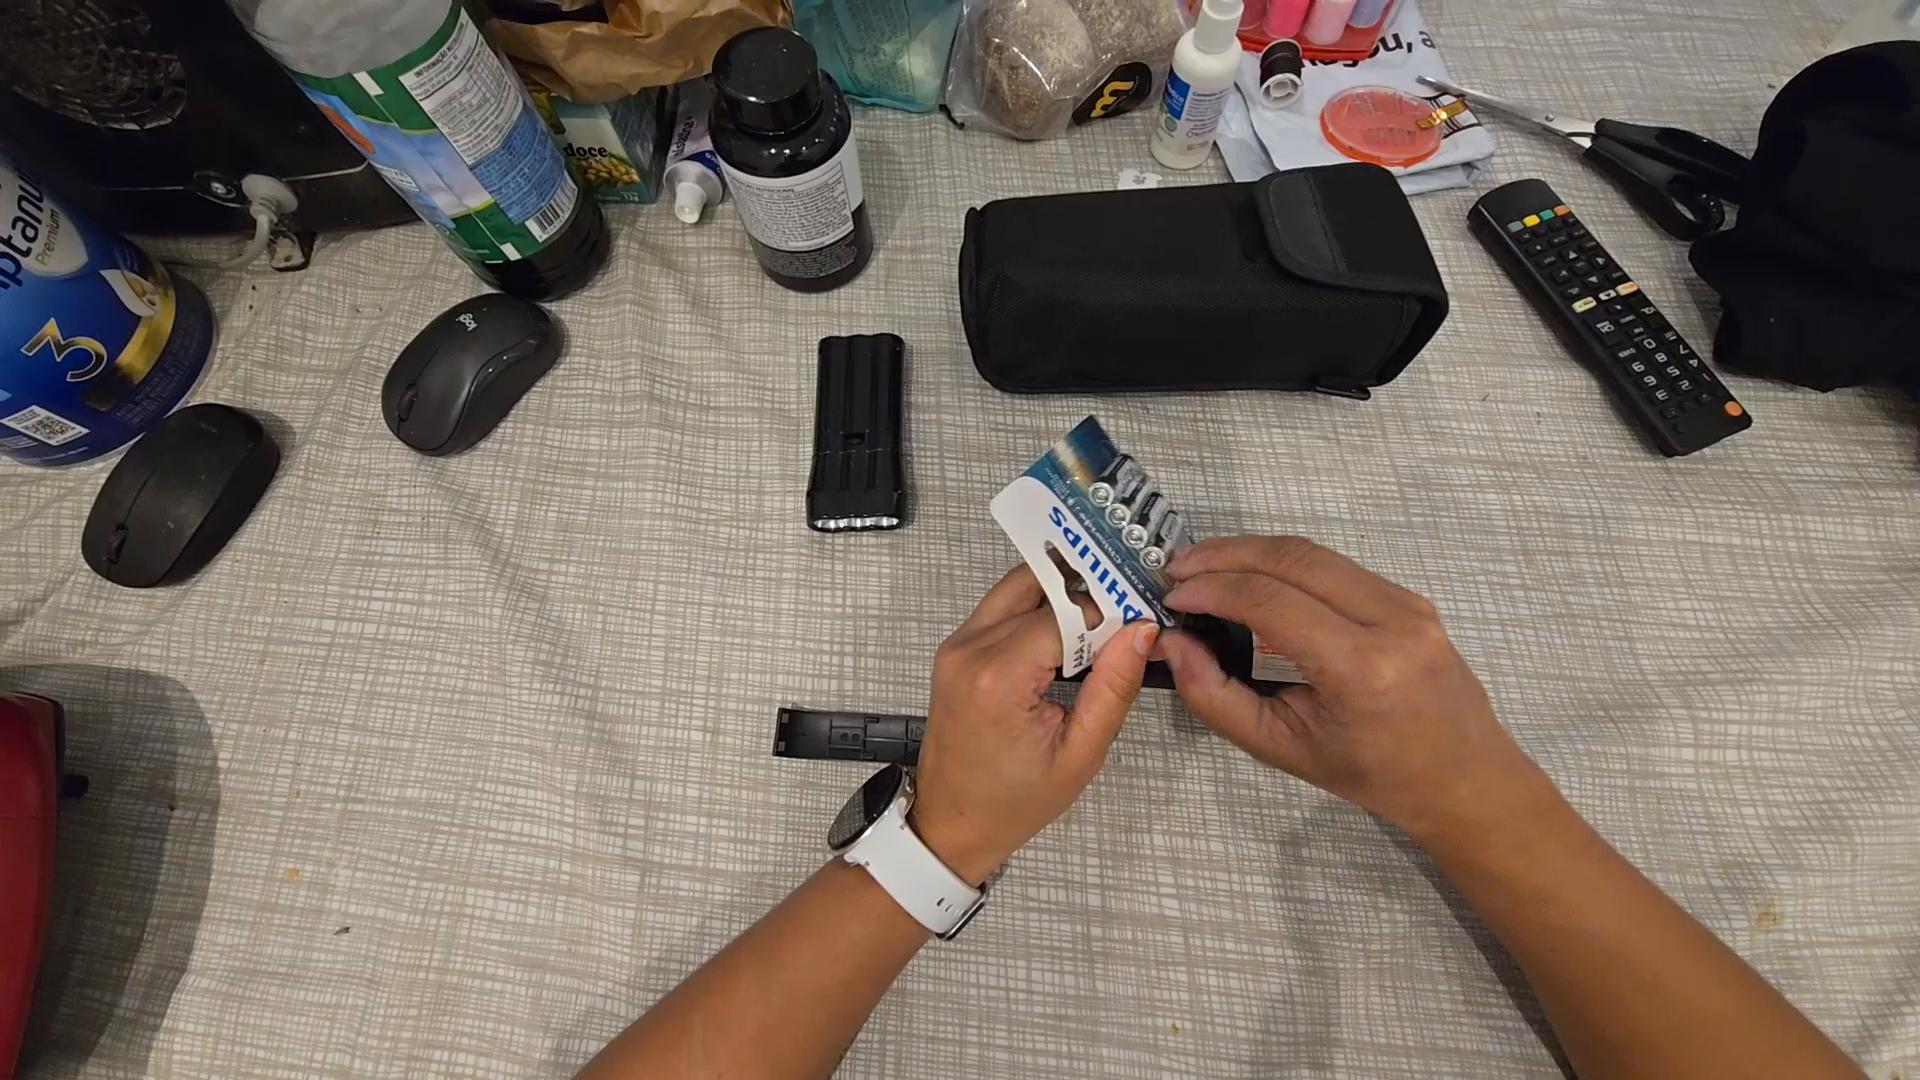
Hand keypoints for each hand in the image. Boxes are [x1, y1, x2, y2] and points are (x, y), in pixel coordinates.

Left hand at [912, 565, 1158, 885]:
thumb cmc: (1012, 801)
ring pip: (1017, 587)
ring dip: (1059, 594)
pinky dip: (1034, 609)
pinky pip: (999, 607)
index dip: (1107, 612)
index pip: (1064, 615)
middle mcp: (969, 650)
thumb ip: (1114, 687)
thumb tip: (1141, 631)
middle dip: (1086, 595)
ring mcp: (956, 645)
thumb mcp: (1080, 754)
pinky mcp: (954, 648)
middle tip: (1123, 612)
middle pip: (1039, 589)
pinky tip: (1062, 636)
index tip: (1139, 621)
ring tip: (1096, 623)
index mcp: (998, 678)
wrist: (951, 821)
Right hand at [1158, 536, 1540, 837]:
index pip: (1270, 602)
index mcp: (1362, 668)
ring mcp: (1406, 601)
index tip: (1171, 596)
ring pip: (1310, 552)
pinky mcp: (1407, 595)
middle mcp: (1391, 621)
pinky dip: (1278, 561)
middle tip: (1176, 569)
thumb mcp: (1279, 747)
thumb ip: (1214, 696)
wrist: (1465, 779)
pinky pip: (1330, 564)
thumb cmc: (1370, 774)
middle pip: (1290, 558)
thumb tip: (1172, 643)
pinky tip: (1247, 576)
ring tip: (1201, 566)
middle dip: (1222, 555)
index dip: (1211, 590)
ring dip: (1248, 550)